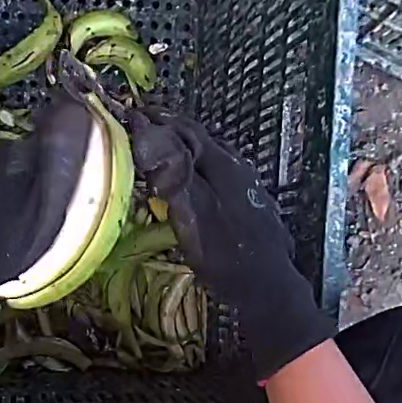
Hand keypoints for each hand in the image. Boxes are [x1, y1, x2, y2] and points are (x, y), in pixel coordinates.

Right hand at [131, 113, 333, 378]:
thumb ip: (174, 175)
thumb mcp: (192, 215)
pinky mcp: (252, 204)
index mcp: (223, 166)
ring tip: (164, 149)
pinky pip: (220, 174)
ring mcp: (249, 187)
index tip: (134, 114)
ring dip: (187, 149)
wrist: (267, 288)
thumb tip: (152, 134)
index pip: (187, 131)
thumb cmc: (224, 254)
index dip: (160, 121)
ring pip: (214, 157)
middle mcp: (239, 169)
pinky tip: (195, 181)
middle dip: (173, 130)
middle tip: (146, 126)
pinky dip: (200, 168)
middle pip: (203, 140)